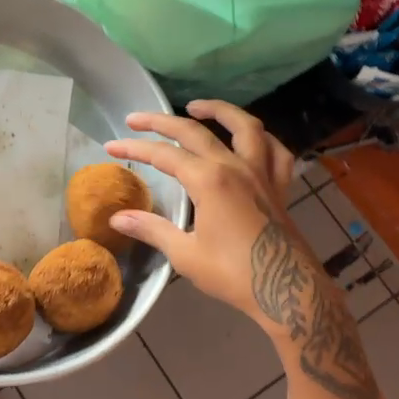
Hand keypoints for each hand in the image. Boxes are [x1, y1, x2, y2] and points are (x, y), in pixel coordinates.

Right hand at [103, 101, 321, 337]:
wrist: (288, 291)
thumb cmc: (233, 274)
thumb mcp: (185, 254)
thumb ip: (152, 229)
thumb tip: (117, 218)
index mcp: (209, 180)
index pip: (164, 155)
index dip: (134, 148)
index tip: (111, 146)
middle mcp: (236, 167)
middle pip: (196, 132)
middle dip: (162, 122)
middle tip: (137, 118)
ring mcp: (263, 174)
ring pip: (245, 127)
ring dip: (220, 111)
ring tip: (197, 107)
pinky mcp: (281, 187)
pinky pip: (276, 152)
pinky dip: (262, 139)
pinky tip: (250, 139)